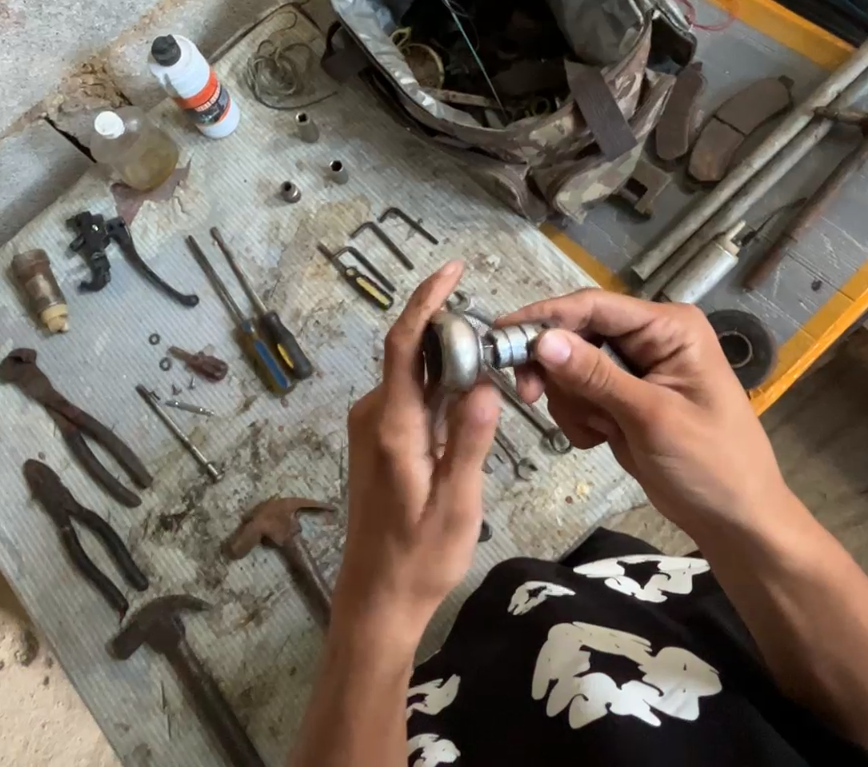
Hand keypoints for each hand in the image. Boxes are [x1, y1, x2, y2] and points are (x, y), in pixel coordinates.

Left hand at [334, 261, 499, 638]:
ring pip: (411, 375)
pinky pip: (409, 397)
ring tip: (489, 363)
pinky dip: (437, 386)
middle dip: (448, 330)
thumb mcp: (457, 504)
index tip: (452, 271)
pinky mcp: (378, 440)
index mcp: (392, 425)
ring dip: (445, 361)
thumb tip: (485, 384)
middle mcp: (374, 415)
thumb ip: (468, 441)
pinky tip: (466, 397)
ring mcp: (372, 427)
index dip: (425, 301)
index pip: (401, 345)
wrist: (376, 595)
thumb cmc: (419, 556)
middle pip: (408, 353)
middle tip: (494, 332)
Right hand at [499, 291, 798, 543]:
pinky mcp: (620, 395)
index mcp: (669, 327)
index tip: (500, 336)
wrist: (735, 521)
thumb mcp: (651, 417)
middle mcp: (648, 337)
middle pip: (574, 333)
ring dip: (571, 400)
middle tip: (529, 397)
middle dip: (556, 370)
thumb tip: (542, 340)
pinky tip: (603, 438)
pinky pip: (576, 392)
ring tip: (598, 432)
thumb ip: (595, 376)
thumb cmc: (711, 465)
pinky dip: (578, 416)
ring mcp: (633, 367)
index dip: (544, 317)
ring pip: (568, 365)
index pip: (593, 306)